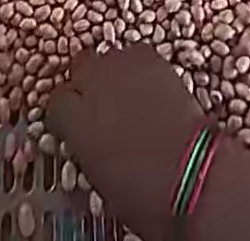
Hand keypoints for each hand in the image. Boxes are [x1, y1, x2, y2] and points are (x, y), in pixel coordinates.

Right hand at [46, 46, 207, 239]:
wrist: (194, 175)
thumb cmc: (145, 194)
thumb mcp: (100, 176)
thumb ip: (85, 145)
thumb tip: (89, 139)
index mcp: (73, 119)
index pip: (55, 103)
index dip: (65, 115)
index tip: (73, 126)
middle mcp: (91, 83)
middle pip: (78, 69)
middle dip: (85, 84)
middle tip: (98, 106)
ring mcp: (120, 65)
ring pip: (106, 57)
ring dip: (111, 73)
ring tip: (126, 95)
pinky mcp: (149, 56)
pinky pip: (135, 55)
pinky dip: (137, 68)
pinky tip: (146, 89)